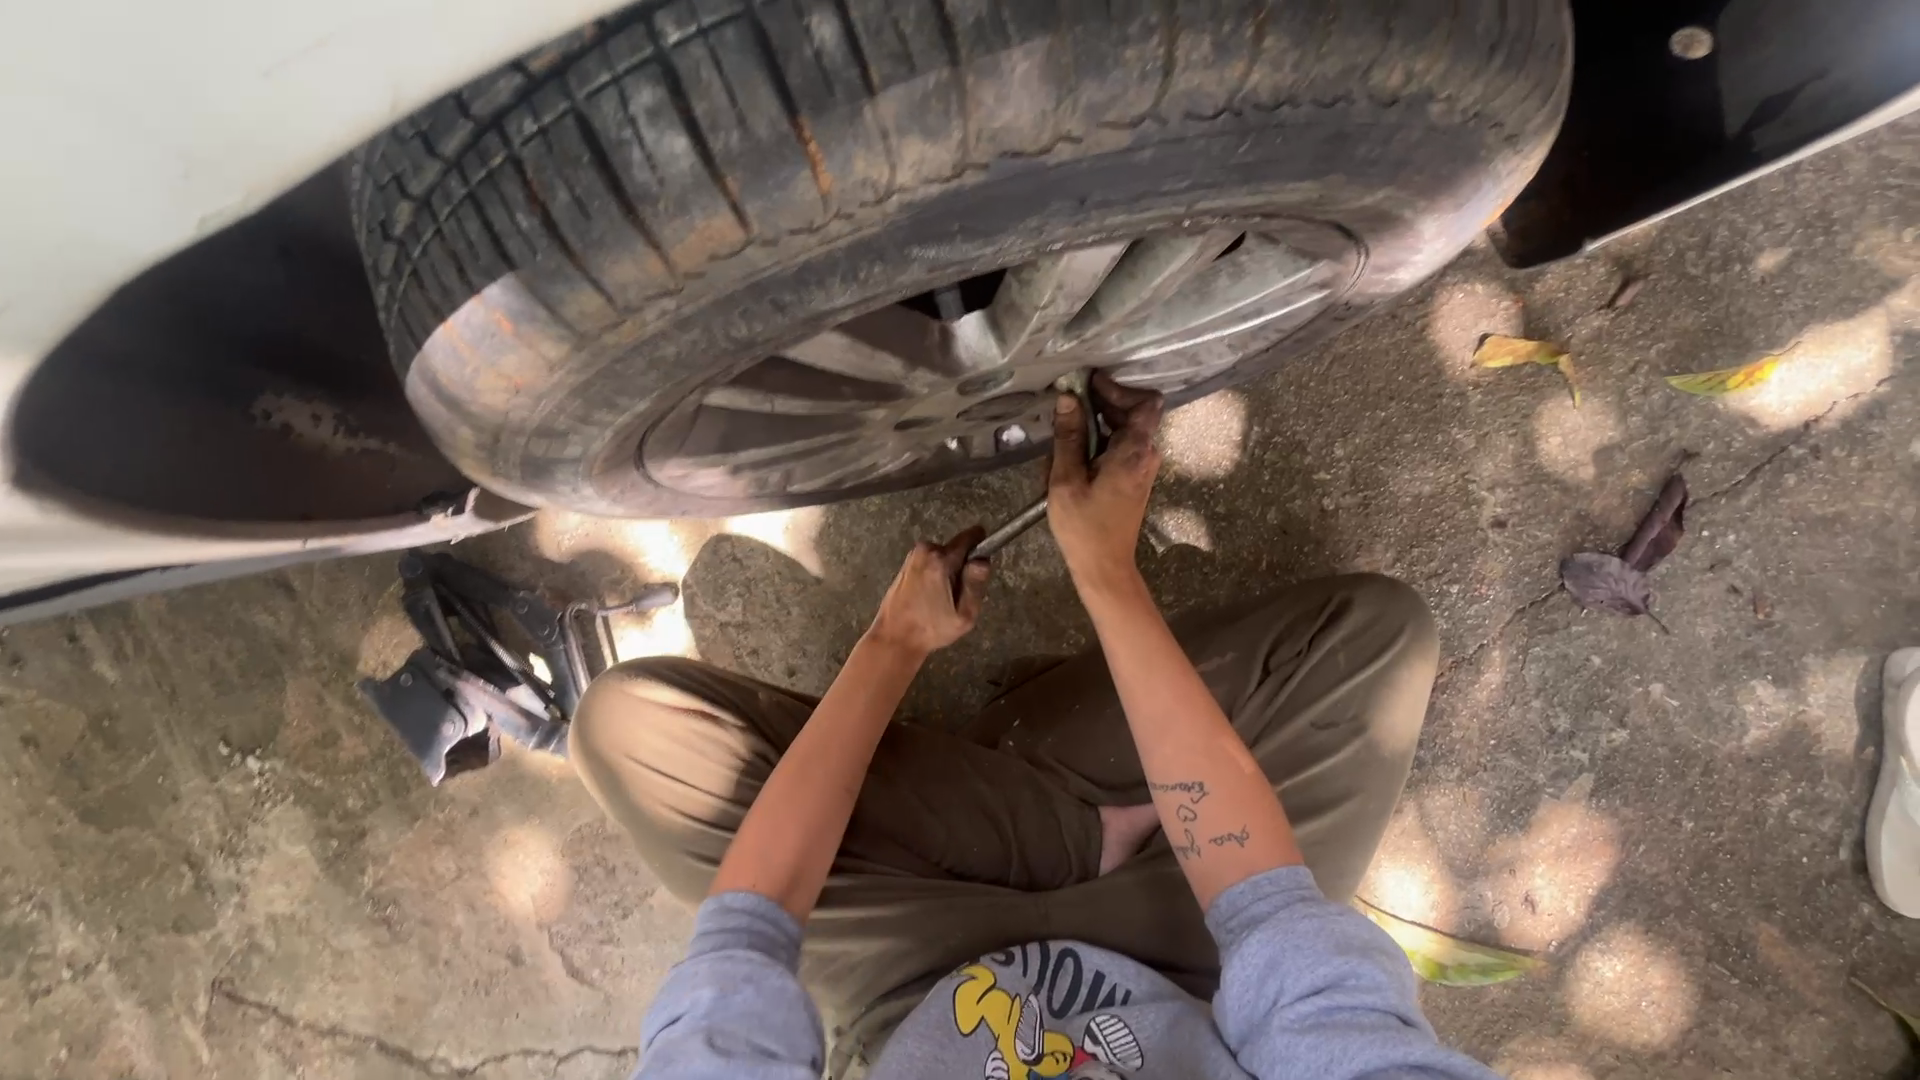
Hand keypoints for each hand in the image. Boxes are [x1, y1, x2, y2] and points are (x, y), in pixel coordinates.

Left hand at [866, 526, 991, 656]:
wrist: (894, 637)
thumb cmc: (930, 629)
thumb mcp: (964, 615)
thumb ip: (976, 584)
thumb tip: (983, 560)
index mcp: (940, 561)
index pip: (971, 537)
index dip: (980, 551)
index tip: (976, 573)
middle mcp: (925, 551)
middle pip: (958, 550)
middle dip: (962, 569)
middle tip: (956, 597)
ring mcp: (913, 556)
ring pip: (945, 557)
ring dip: (948, 574)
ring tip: (940, 600)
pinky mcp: (907, 563)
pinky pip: (932, 563)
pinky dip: (935, 576)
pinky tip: (928, 598)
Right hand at [1047, 372, 1163, 592]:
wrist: (1104, 567)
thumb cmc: (1084, 527)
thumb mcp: (1066, 480)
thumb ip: (1068, 437)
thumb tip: (1067, 398)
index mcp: (1134, 452)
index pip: (1145, 402)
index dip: (1118, 388)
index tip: (1088, 385)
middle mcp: (1146, 455)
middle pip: (1133, 412)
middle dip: (1100, 403)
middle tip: (1067, 404)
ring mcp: (1142, 467)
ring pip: (1124, 429)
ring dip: (1096, 423)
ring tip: (1064, 431)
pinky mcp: (1133, 478)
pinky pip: (1119, 447)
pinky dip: (1099, 441)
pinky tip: (1072, 452)